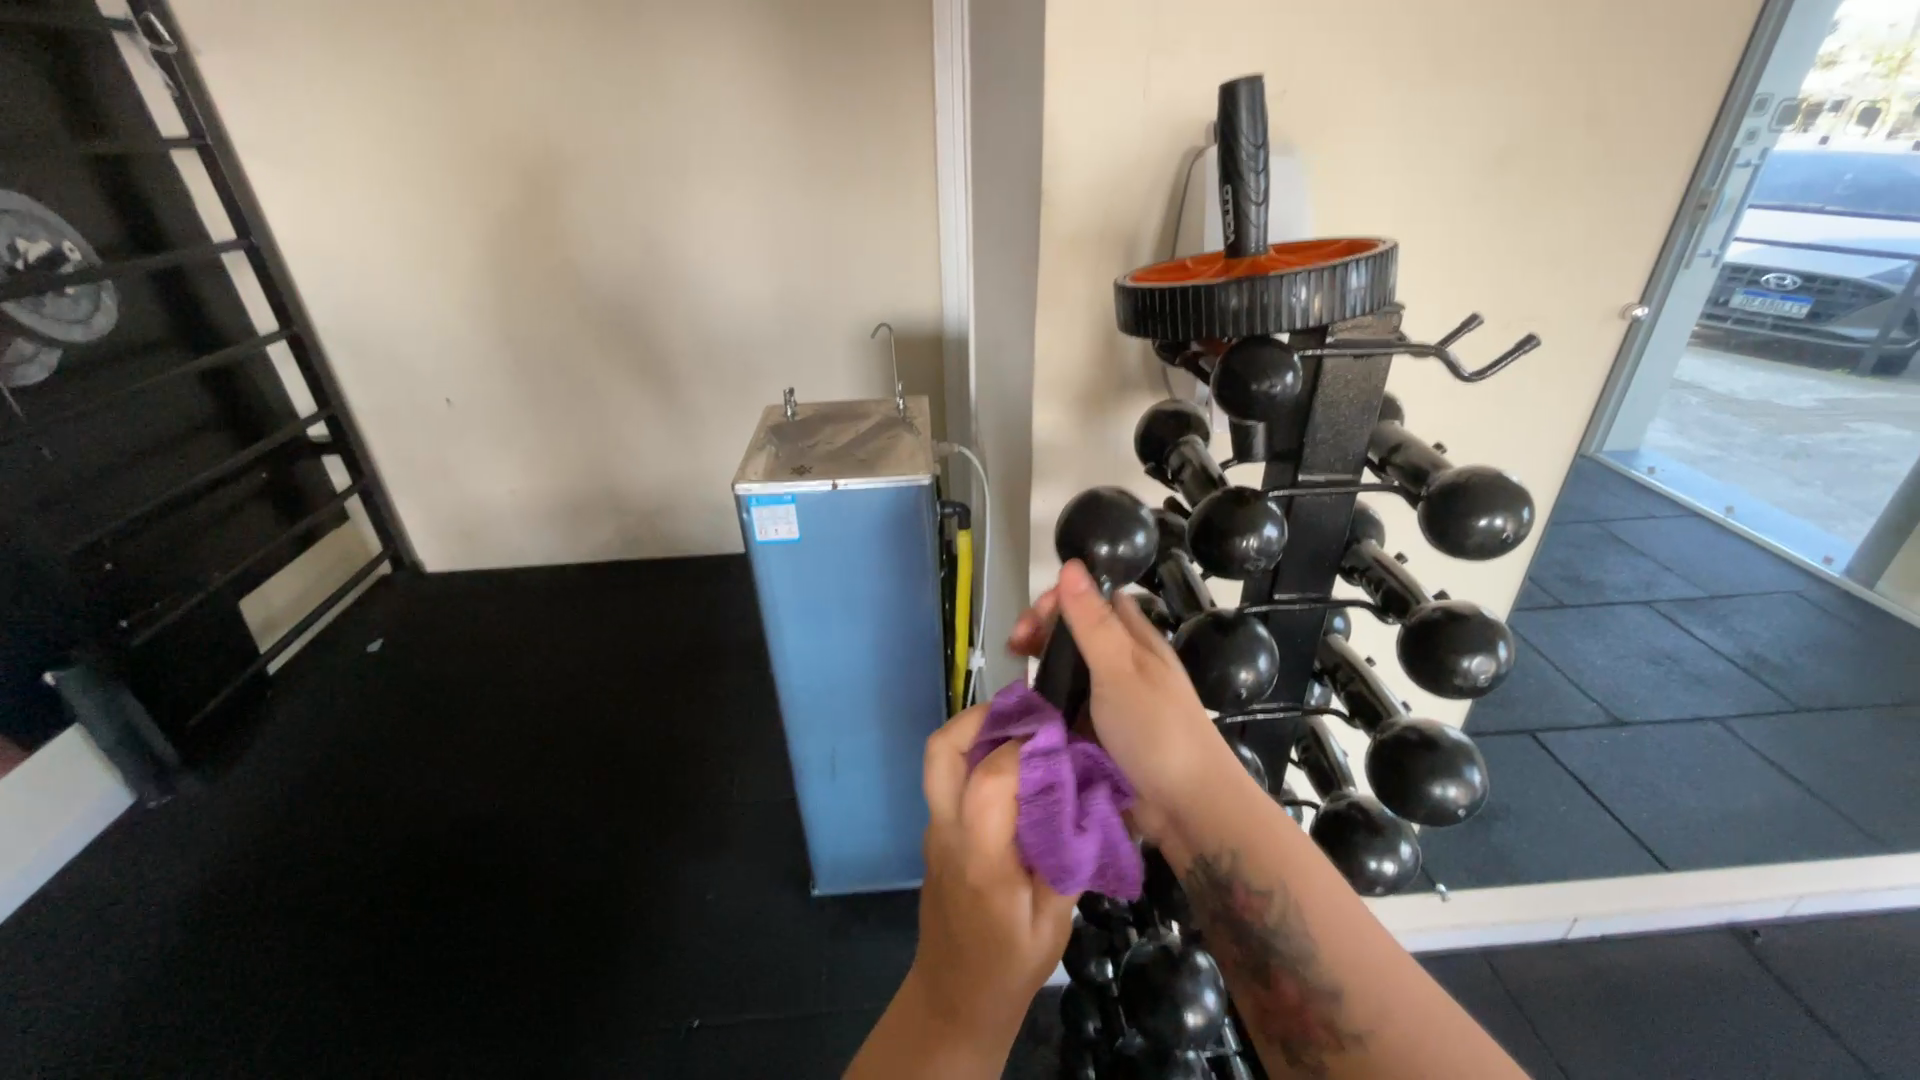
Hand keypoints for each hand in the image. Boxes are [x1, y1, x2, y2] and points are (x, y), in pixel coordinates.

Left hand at [908, 705, 1076, 1043]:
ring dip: (975, 734)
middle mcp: (946, 832)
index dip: (1024, 747)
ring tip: (1023, 731)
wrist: (952, 1001)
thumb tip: (1085, 797)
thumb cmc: (1008, 967)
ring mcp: (934, 832)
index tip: (1058, 733)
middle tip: (1025, 710)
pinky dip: (976, 760)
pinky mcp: (936, 836)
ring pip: (939, 762)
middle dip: (979, 717)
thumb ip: (1066, 856)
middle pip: (941, 751)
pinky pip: (949, 782)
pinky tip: (1016, 771)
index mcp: (979, 856)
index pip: (991, 778)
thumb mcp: (1053, 922)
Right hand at [1009, 561, 1242, 839]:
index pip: (1093, 601)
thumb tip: (1070, 563)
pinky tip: (1021, 714)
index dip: (1061, 599)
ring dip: (1037, 673)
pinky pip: (1061, 713)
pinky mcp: (1093, 738)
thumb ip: (1091, 621)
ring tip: (1013, 681)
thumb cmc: (1158, 730)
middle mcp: (1119, 667)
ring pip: (1063, 675)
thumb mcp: (1120, 669)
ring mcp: (1106, 704)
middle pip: (1073, 636)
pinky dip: (1041, 709)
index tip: (1033, 618)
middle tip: (1015, 649)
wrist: (1185, 809)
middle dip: (1040, 635)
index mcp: (1134, 642)